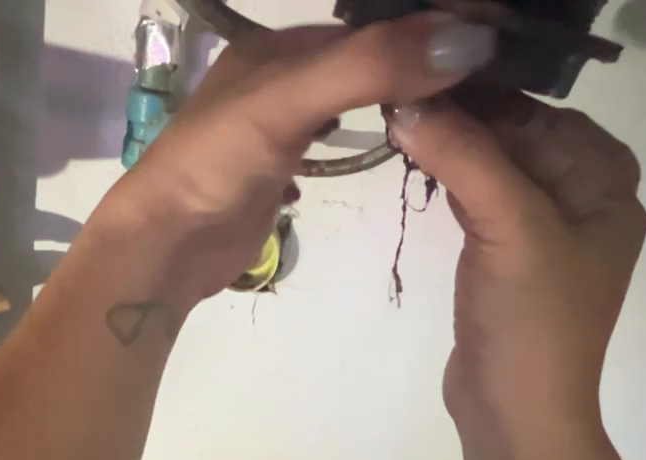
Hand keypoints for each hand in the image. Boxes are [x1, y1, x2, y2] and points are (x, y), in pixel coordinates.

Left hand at [94, 13, 495, 306]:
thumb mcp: (290, 102)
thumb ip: (369, 68)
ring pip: (342, 105)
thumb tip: (464, 40)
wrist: (164, 245)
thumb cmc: (216, 164)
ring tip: (443, 112)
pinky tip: (381, 150)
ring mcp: (272, 132)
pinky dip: (353, 145)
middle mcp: (274, 83)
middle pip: (356, 63)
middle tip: (473, 84)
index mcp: (274, 50)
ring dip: (385, 105)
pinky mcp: (272, 177)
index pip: (364, 27)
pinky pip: (324, 149)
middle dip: (409, 68)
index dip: (419, 31)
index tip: (481, 44)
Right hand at [388, 94, 645, 432]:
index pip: (544, 114)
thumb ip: (466, 159)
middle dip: (467, 122)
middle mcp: (582, 202)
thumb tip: (409, 103)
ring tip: (405, 125)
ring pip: (497, 173)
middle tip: (407, 99)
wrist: (515, 415)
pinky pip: (481, 207)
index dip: (489, 93)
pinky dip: (453, 187)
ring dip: (456, 152)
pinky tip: (421, 168)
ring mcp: (542, 236)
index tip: (428, 76)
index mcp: (606, 185)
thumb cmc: (532, 323)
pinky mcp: (506, 265)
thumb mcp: (509, 229)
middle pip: (520, 140)